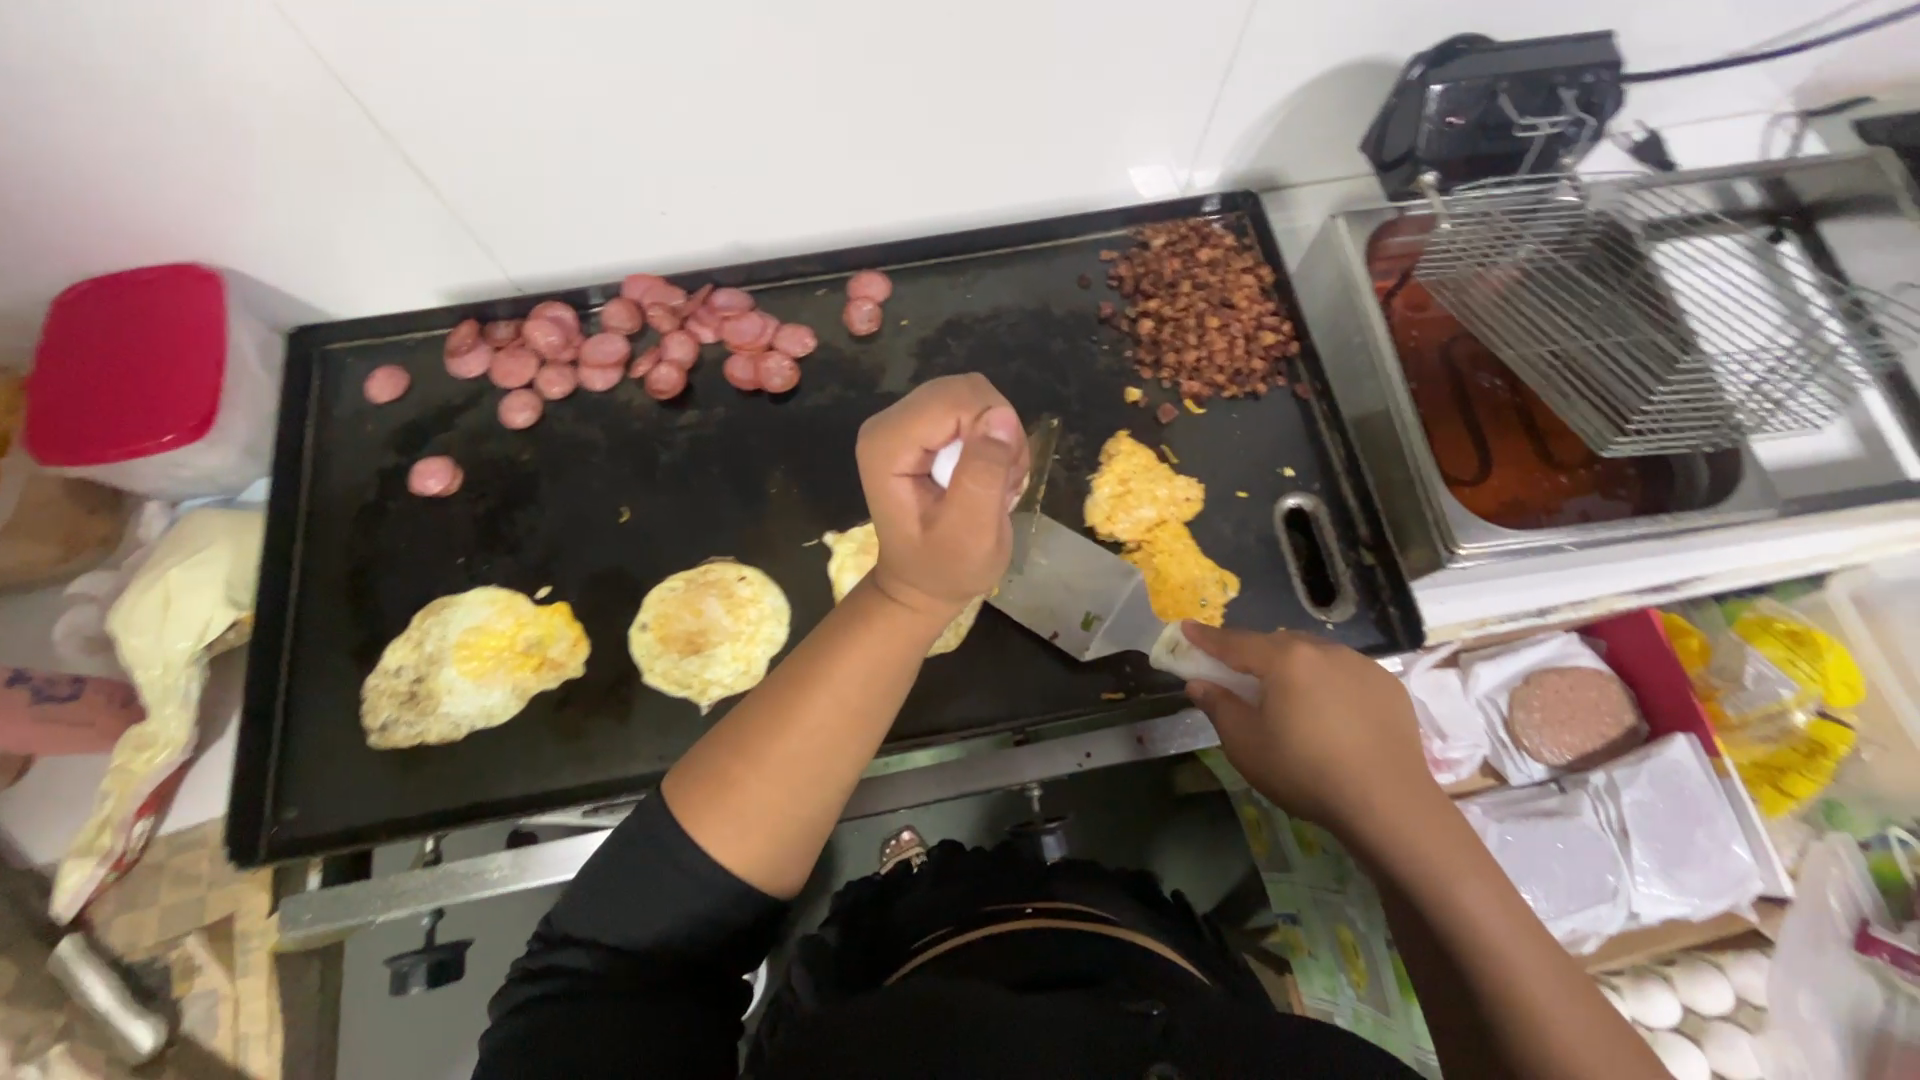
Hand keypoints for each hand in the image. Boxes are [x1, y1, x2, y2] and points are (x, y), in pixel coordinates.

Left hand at [856, 375, 1026, 619]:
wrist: (923, 584)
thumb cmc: (945, 568)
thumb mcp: (972, 533)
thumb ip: (983, 474)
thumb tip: (1001, 415)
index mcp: (887, 444)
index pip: (956, 400)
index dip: (992, 432)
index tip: (999, 481)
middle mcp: (888, 423)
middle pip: (965, 390)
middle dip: (998, 432)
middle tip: (1000, 483)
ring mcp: (904, 422)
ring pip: (974, 396)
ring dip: (999, 438)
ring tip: (993, 485)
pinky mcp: (921, 426)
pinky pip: (973, 408)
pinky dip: (992, 440)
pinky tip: (986, 475)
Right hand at [1181, 622, 1442, 840]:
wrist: (1388, 804)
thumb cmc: (1305, 771)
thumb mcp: (1246, 744)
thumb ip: (1219, 706)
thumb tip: (1199, 683)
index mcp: (1285, 659)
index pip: (1234, 642)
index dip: (1206, 637)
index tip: (1185, 627)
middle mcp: (1324, 651)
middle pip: (1277, 644)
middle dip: (1254, 654)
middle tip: (1238, 674)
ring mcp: (1362, 666)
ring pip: (1314, 656)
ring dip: (1294, 668)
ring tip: (1287, 697)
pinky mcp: (1389, 687)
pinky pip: (1346, 674)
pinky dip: (1328, 684)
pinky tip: (1329, 714)